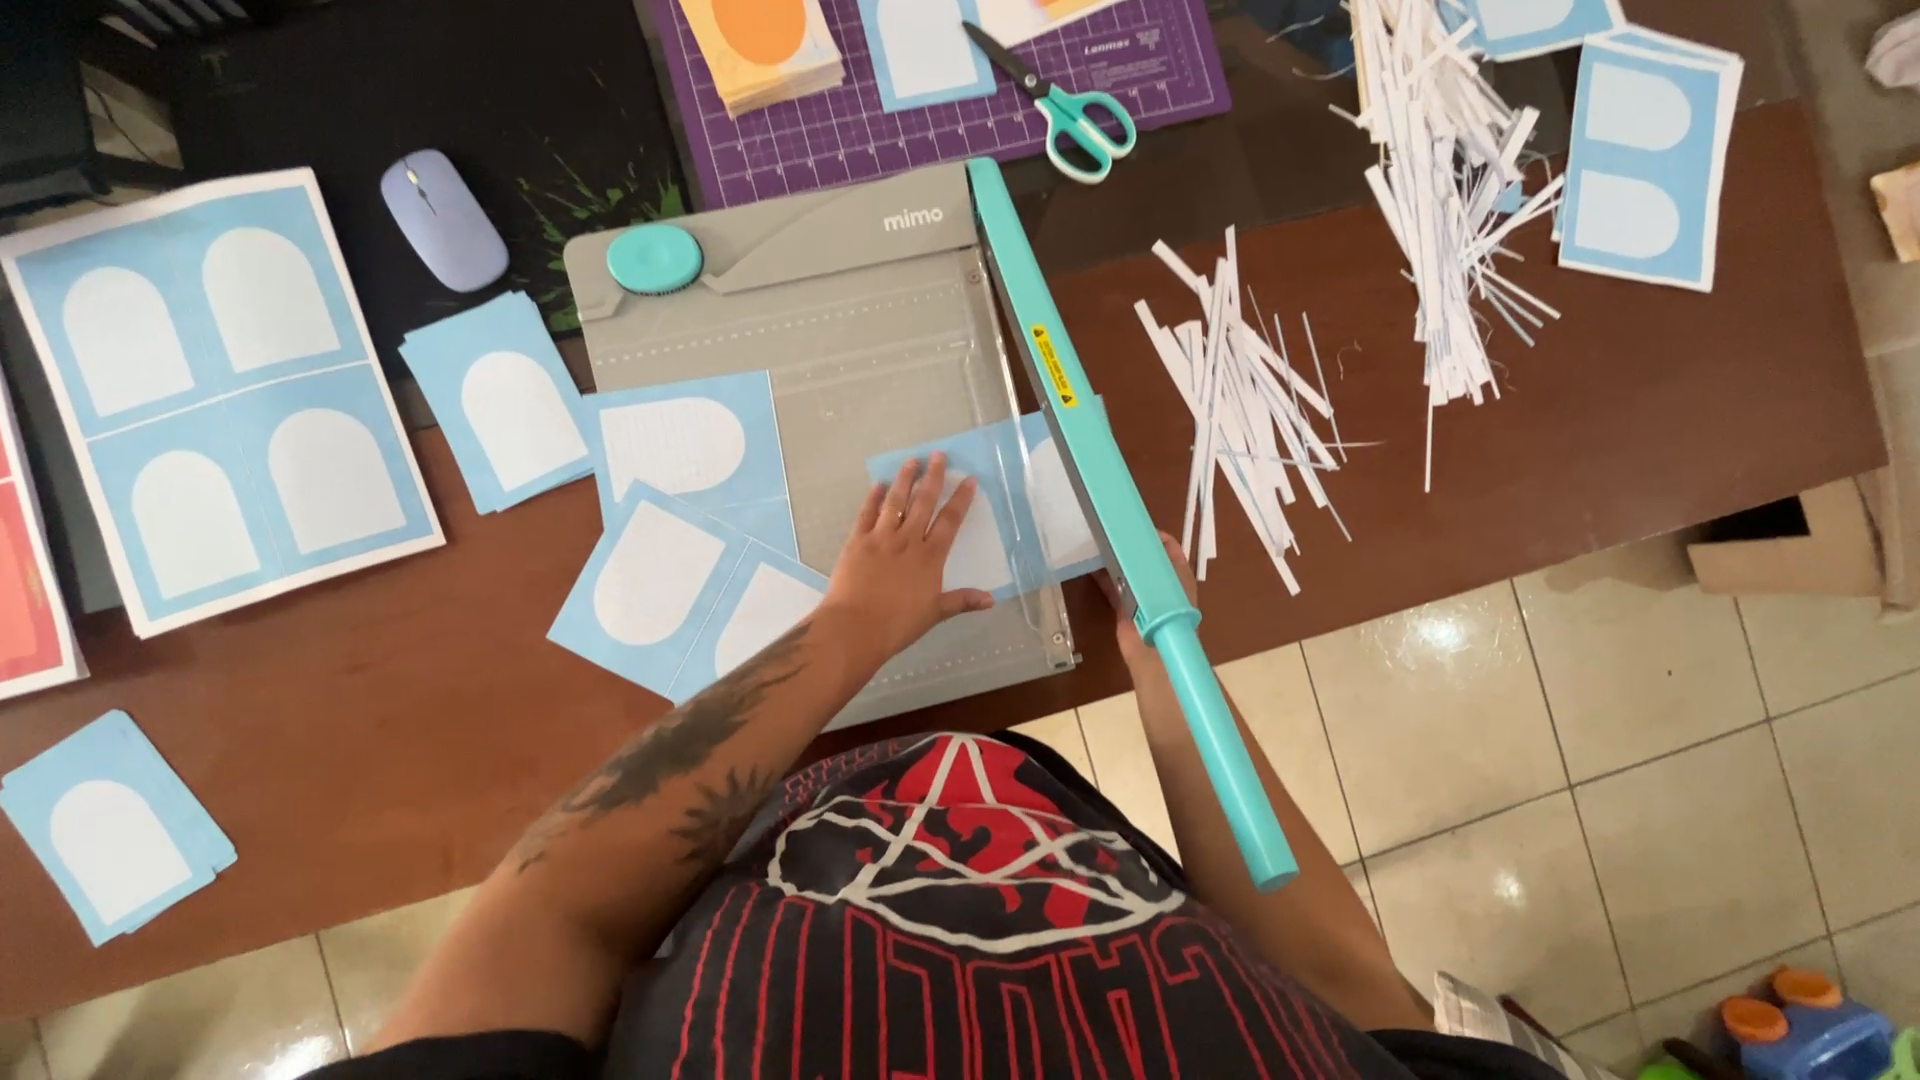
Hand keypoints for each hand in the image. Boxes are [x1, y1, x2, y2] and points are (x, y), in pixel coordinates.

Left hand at [822, 453, 994, 667]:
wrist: (855, 627)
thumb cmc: (898, 624)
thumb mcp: (934, 613)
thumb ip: (961, 601)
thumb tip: (991, 600)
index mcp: (930, 557)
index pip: (949, 521)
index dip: (960, 499)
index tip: (968, 479)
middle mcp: (907, 541)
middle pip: (923, 503)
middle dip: (933, 478)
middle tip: (938, 455)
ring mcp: (880, 538)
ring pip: (895, 502)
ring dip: (904, 480)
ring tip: (911, 461)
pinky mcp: (856, 541)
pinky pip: (866, 514)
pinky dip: (873, 498)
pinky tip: (877, 485)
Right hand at [1095, 531, 1196, 673]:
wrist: (1152, 652)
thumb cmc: (1165, 611)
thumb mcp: (1164, 578)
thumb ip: (1155, 558)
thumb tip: (1142, 536)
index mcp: (1178, 574)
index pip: (1167, 546)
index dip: (1151, 534)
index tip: (1130, 524)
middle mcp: (1160, 582)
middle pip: (1144, 558)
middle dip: (1128, 545)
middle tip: (1108, 530)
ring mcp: (1142, 595)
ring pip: (1126, 571)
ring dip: (1113, 559)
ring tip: (1096, 543)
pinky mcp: (1125, 607)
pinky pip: (1112, 587)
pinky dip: (1102, 577)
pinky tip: (1088, 565)